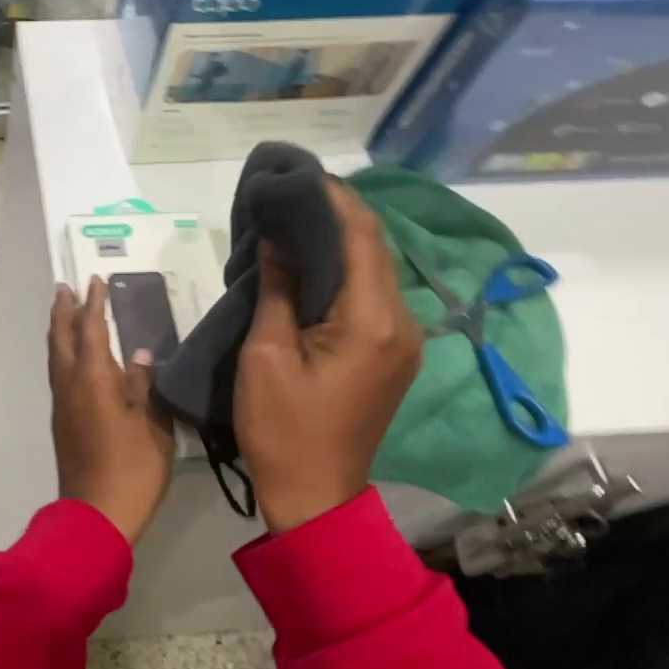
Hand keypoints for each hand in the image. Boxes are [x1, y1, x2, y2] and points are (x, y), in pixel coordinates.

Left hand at [48, 277, 176, 544]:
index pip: (91, 328)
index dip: (94, 303)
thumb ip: (144, 386)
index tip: (95, 281)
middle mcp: (70, 384)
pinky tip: (72, 358)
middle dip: (64, 310)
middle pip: (62, 337)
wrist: (97, 512)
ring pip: (55, 356)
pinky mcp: (61, 421)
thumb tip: (139, 356)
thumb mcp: (152, 426)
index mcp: (93, 378)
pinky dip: (62, 354)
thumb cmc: (132, 468)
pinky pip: (58, 373)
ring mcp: (62, 403)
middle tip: (66, 287)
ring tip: (64, 312)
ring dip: (59, 330)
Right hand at [236, 180, 421, 533]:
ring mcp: (403, 340)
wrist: (314, 494)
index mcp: (372, 320)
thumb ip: (278, 291)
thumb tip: (279, 241)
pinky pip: (371, 296)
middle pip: (375, 249)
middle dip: (337, 214)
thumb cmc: (282, 428)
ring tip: (296, 218)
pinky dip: (343, 271)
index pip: (361, 237)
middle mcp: (402, 323)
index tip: (298, 174)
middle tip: (291, 191)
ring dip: (340, 242)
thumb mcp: (266, 355)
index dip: (332, 199)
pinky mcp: (392, 355)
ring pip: (374, 271)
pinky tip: (312, 263)